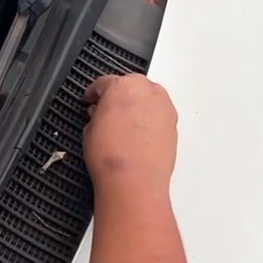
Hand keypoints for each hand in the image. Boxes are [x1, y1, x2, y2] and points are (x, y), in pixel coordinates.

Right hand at [82, 74, 177, 193]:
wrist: (134, 180)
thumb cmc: (111, 155)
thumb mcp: (89, 129)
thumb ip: (96, 113)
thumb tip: (99, 114)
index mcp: (122, 86)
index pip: (104, 82)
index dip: (93, 93)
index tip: (90, 100)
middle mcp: (147, 91)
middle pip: (130, 86)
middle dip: (118, 96)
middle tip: (106, 111)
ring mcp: (163, 106)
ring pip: (147, 98)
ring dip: (136, 106)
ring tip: (124, 125)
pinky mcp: (173, 123)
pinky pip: (158, 114)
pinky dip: (149, 120)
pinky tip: (137, 135)